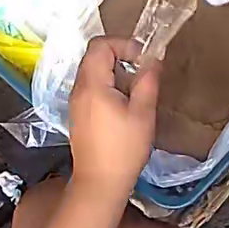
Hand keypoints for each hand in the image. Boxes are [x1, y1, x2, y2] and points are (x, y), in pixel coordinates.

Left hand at [67, 36, 159, 200]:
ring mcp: (75, 103)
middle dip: (121, 57)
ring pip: (93, 73)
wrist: (100, 183)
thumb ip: (147, 82)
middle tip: (143, 74)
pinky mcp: (78, 116)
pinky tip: (124, 108)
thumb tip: (153, 60)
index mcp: (93, 85)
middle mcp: (79, 90)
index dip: (124, 44)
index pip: (100, 45)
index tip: (143, 59)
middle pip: (95, 57)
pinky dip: (108, 88)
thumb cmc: (123, 150)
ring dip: (116, 74)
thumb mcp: (142, 114)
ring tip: (136, 93)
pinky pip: (91, 90)